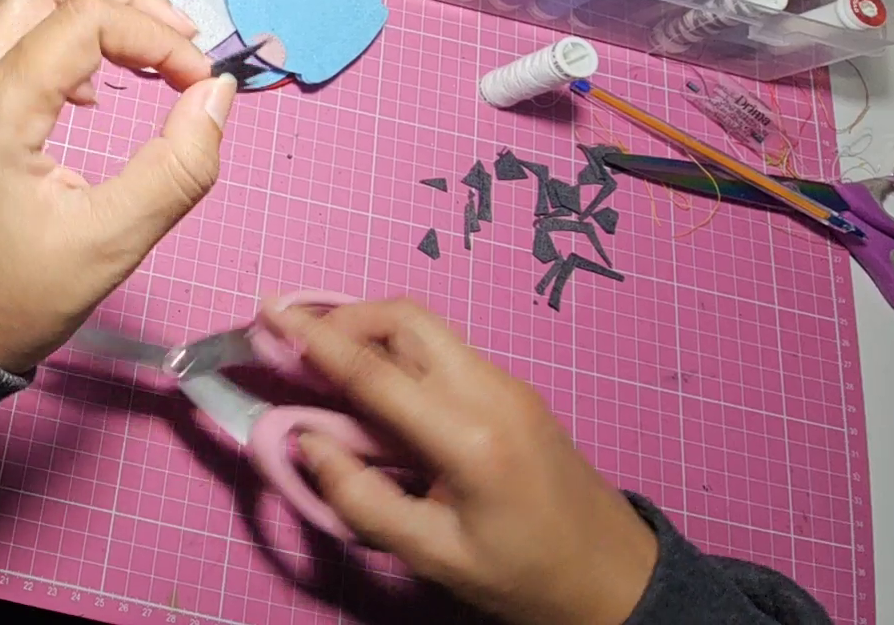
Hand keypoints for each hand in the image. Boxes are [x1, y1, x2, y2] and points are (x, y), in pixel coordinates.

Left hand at [0, 0, 237, 373]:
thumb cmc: (22, 295)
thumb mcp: (113, 242)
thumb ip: (178, 167)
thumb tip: (216, 93)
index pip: (84, 20)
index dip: (156, 36)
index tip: (200, 80)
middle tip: (176, 36)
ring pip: (25, 2)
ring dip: (92, 8)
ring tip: (148, 51)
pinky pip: (15, 38)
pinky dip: (66, 38)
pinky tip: (99, 87)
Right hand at [265, 300, 656, 624]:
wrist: (625, 585)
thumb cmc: (526, 578)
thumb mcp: (435, 557)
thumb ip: (360, 499)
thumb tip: (307, 441)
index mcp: (467, 438)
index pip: (372, 369)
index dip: (313, 335)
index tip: (269, 308)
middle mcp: (488, 390)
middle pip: (403, 317)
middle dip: (344, 316)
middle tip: (303, 342)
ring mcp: (504, 381)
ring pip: (421, 323)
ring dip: (368, 326)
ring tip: (332, 357)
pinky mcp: (509, 385)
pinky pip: (437, 345)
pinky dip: (393, 345)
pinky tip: (379, 381)